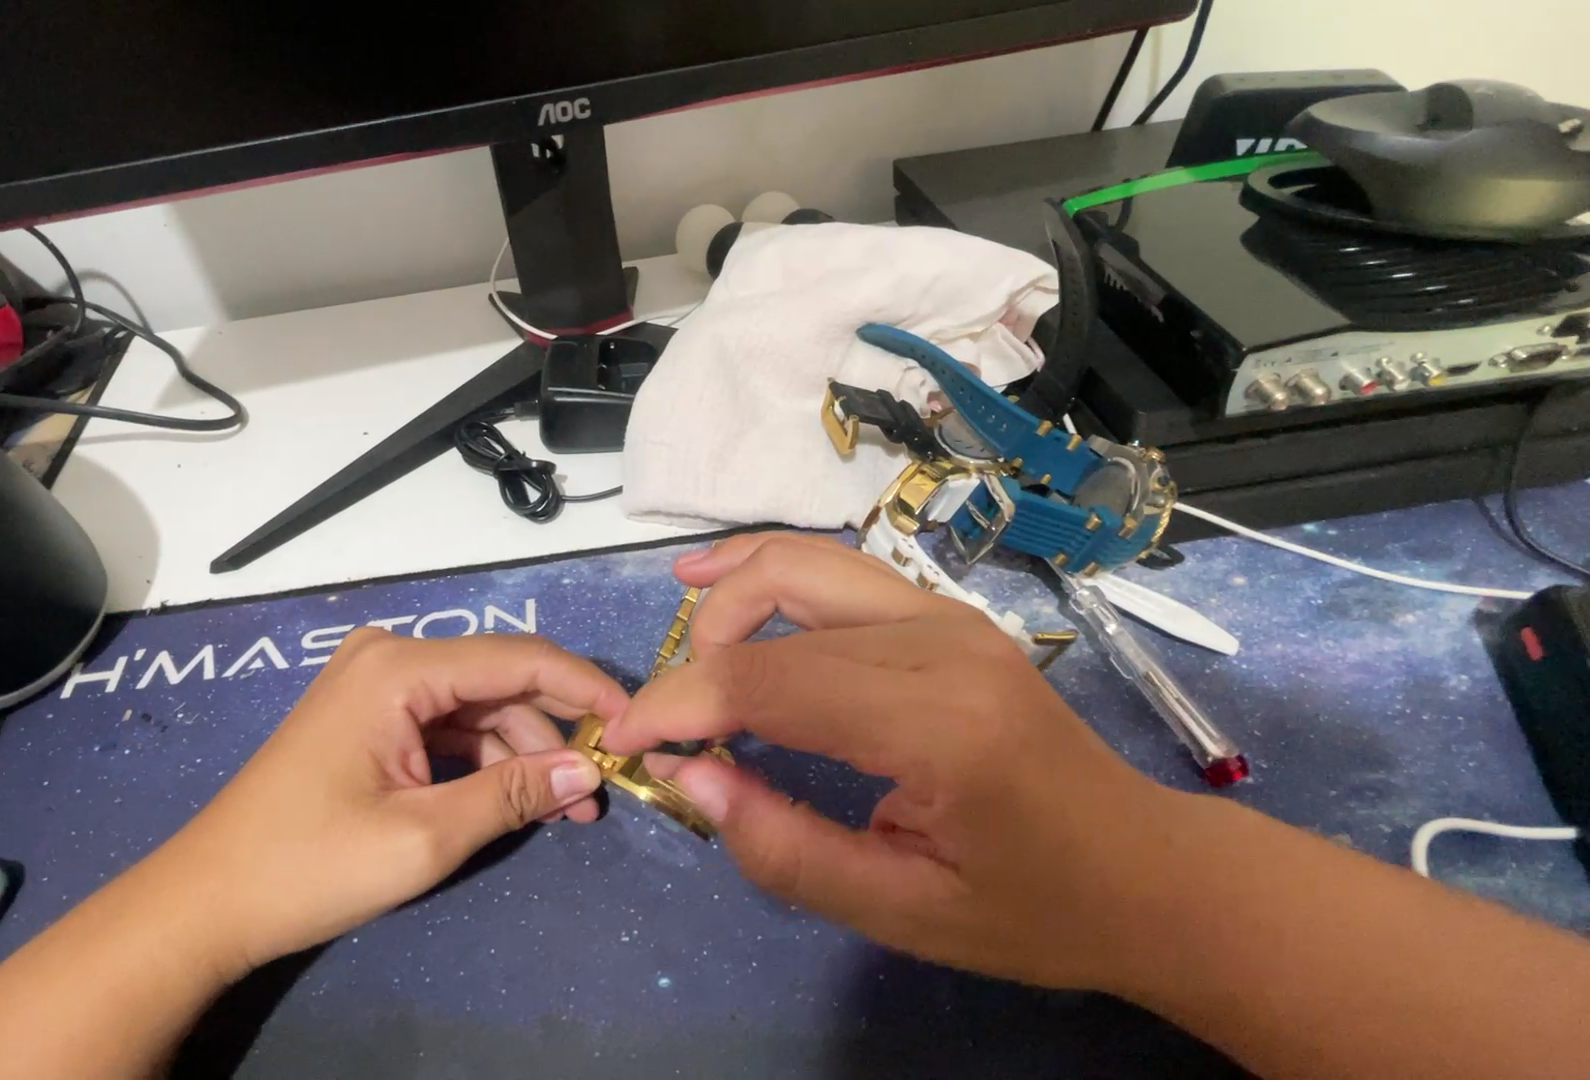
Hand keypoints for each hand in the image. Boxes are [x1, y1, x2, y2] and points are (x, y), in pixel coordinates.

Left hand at [147, 629, 622, 974]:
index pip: (518, 659)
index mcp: (399, 669)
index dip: (583, 688)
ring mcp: (379, 684)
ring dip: (523, 754)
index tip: (634, 722)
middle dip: (554, 733)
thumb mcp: (423, 837)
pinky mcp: (373, 715)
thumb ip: (512, 795)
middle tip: (600, 785)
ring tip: (566, 809)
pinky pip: (449, 725)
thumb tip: (589, 773)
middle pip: (500, 682)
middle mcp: (391, 658)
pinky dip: (486, 760)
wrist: (203, 905)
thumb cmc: (308, 866)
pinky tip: (519, 796)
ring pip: (479, 707)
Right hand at [603, 533, 1186, 991]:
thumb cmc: (1033, 907)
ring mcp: (948, 615)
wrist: (1148, 869)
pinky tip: (735, 587)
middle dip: (699, 652)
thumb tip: (686, 775)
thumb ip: (782, 847)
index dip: (681, 702)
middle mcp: (942, 641)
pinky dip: (774, 575)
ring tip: (682, 617)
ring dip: (732, 585)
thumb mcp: (901, 912)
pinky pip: (839, 573)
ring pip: (808, 560)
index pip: (771, 682)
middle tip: (668, 715)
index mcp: (938, 723)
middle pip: (780, 600)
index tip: (625, 736)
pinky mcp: (945, 612)